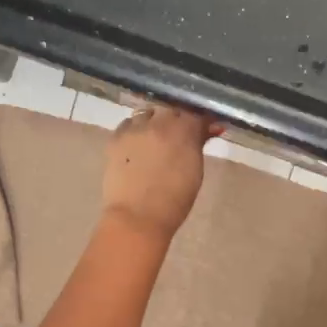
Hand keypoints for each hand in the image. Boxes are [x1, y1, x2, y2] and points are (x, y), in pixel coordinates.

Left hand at [101, 104, 215, 240]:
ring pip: (148, 113)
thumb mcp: (195, 170)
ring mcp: (135, 128)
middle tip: (180, 135)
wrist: (137, 216)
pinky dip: (136, 129)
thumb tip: (210, 127)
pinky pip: (128, 124)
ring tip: (157, 138)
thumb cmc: (175, 200)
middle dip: (177, 119)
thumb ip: (199, 143)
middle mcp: (159, 122)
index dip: (200, 120)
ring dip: (155, 121)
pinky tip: (138, 142)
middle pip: (171, 110)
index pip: (195, 113)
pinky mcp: (116, 137)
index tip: (203, 127)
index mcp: (183, 130)